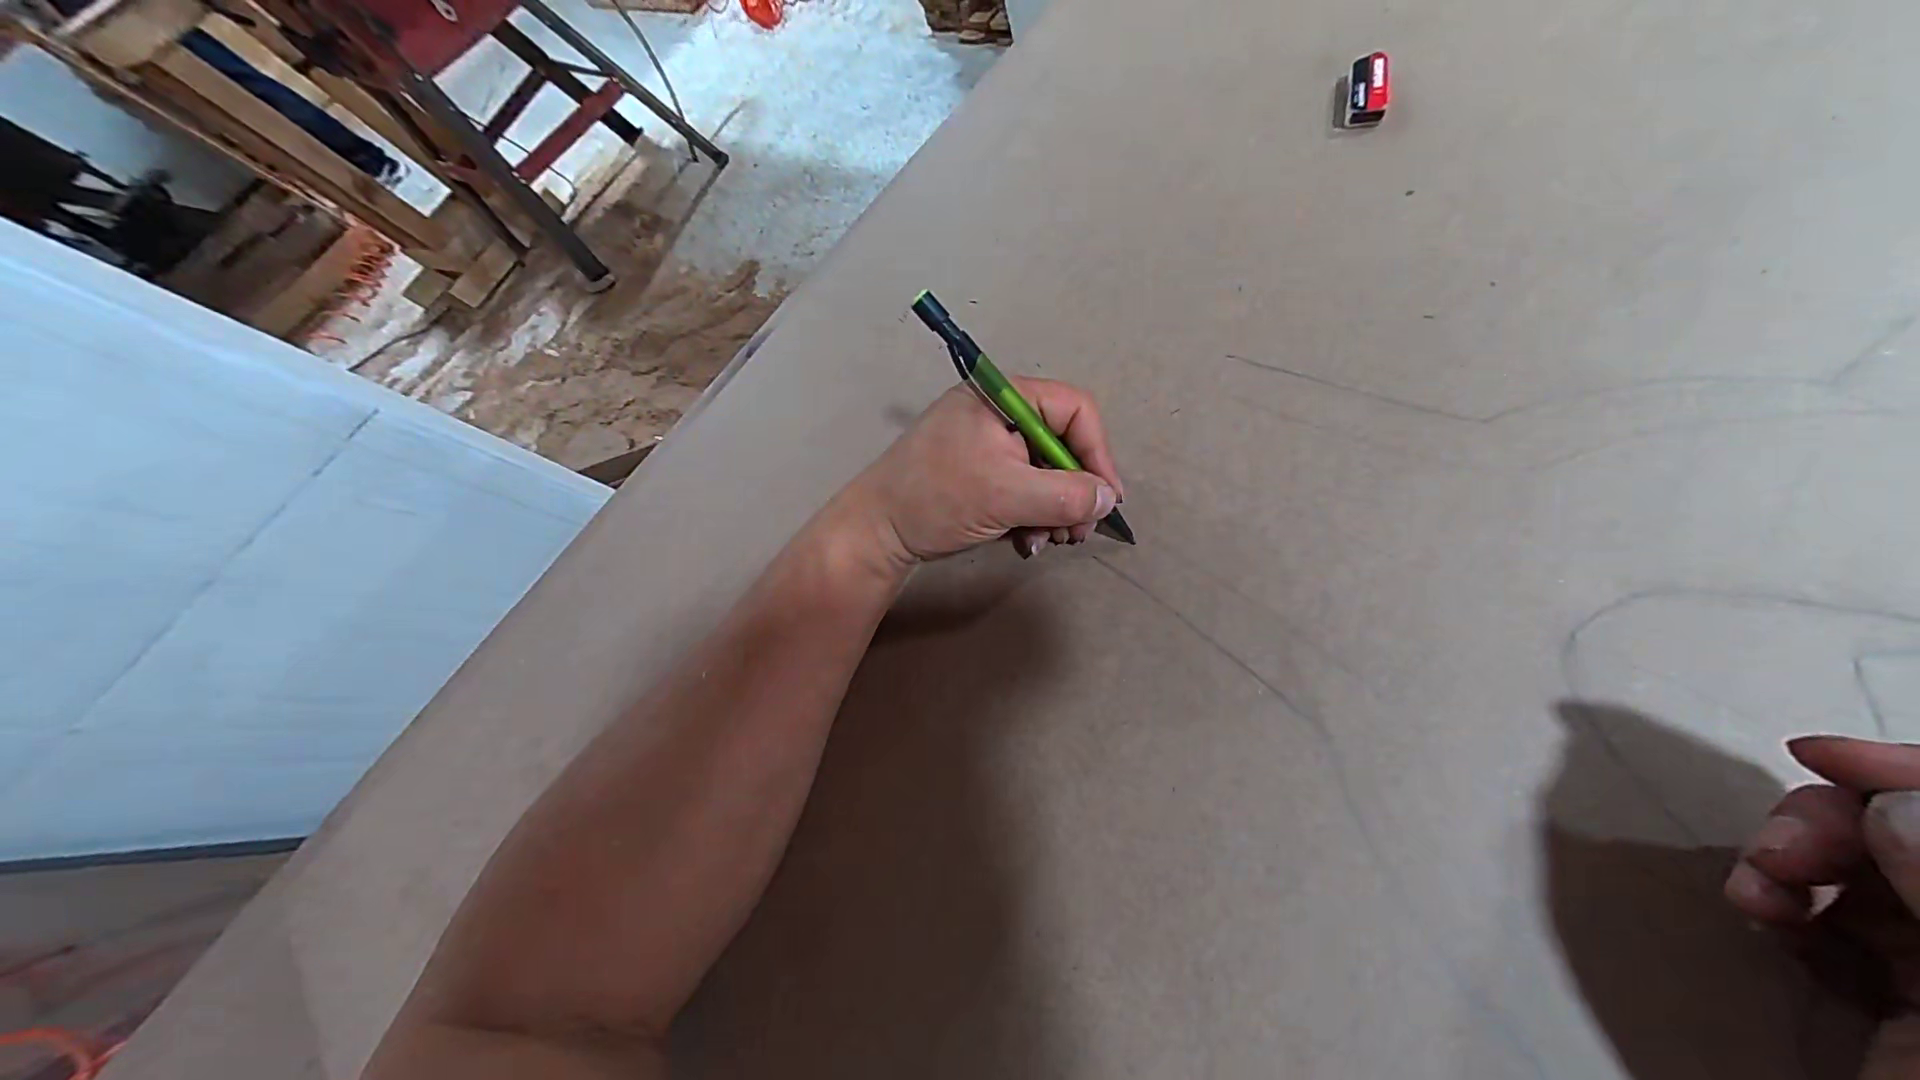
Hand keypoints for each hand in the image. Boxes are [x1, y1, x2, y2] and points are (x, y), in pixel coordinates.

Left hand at [832, 377, 1125, 569]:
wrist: (875, 532)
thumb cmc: (935, 500)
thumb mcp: (1007, 496)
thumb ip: (1065, 495)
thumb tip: (1108, 498)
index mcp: (1001, 398)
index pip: (1074, 410)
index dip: (1097, 453)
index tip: (1106, 498)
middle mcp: (997, 414)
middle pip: (1062, 443)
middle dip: (1073, 491)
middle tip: (1077, 531)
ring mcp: (986, 444)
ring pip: (1044, 472)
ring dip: (1053, 511)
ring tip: (1046, 541)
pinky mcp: (979, 472)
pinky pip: (1022, 487)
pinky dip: (1031, 515)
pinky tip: (1025, 540)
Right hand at [1726, 737, 1919, 1077]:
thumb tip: (1894, 801)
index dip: (1914, 771)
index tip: (1813, 753)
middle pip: (1919, 832)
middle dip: (1826, 825)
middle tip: (1770, 858)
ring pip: (1869, 866)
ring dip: (1789, 864)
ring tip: (1750, 896)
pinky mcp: (1909, 995)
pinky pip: (1838, 916)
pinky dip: (1787, 903)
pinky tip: (1765, 921)